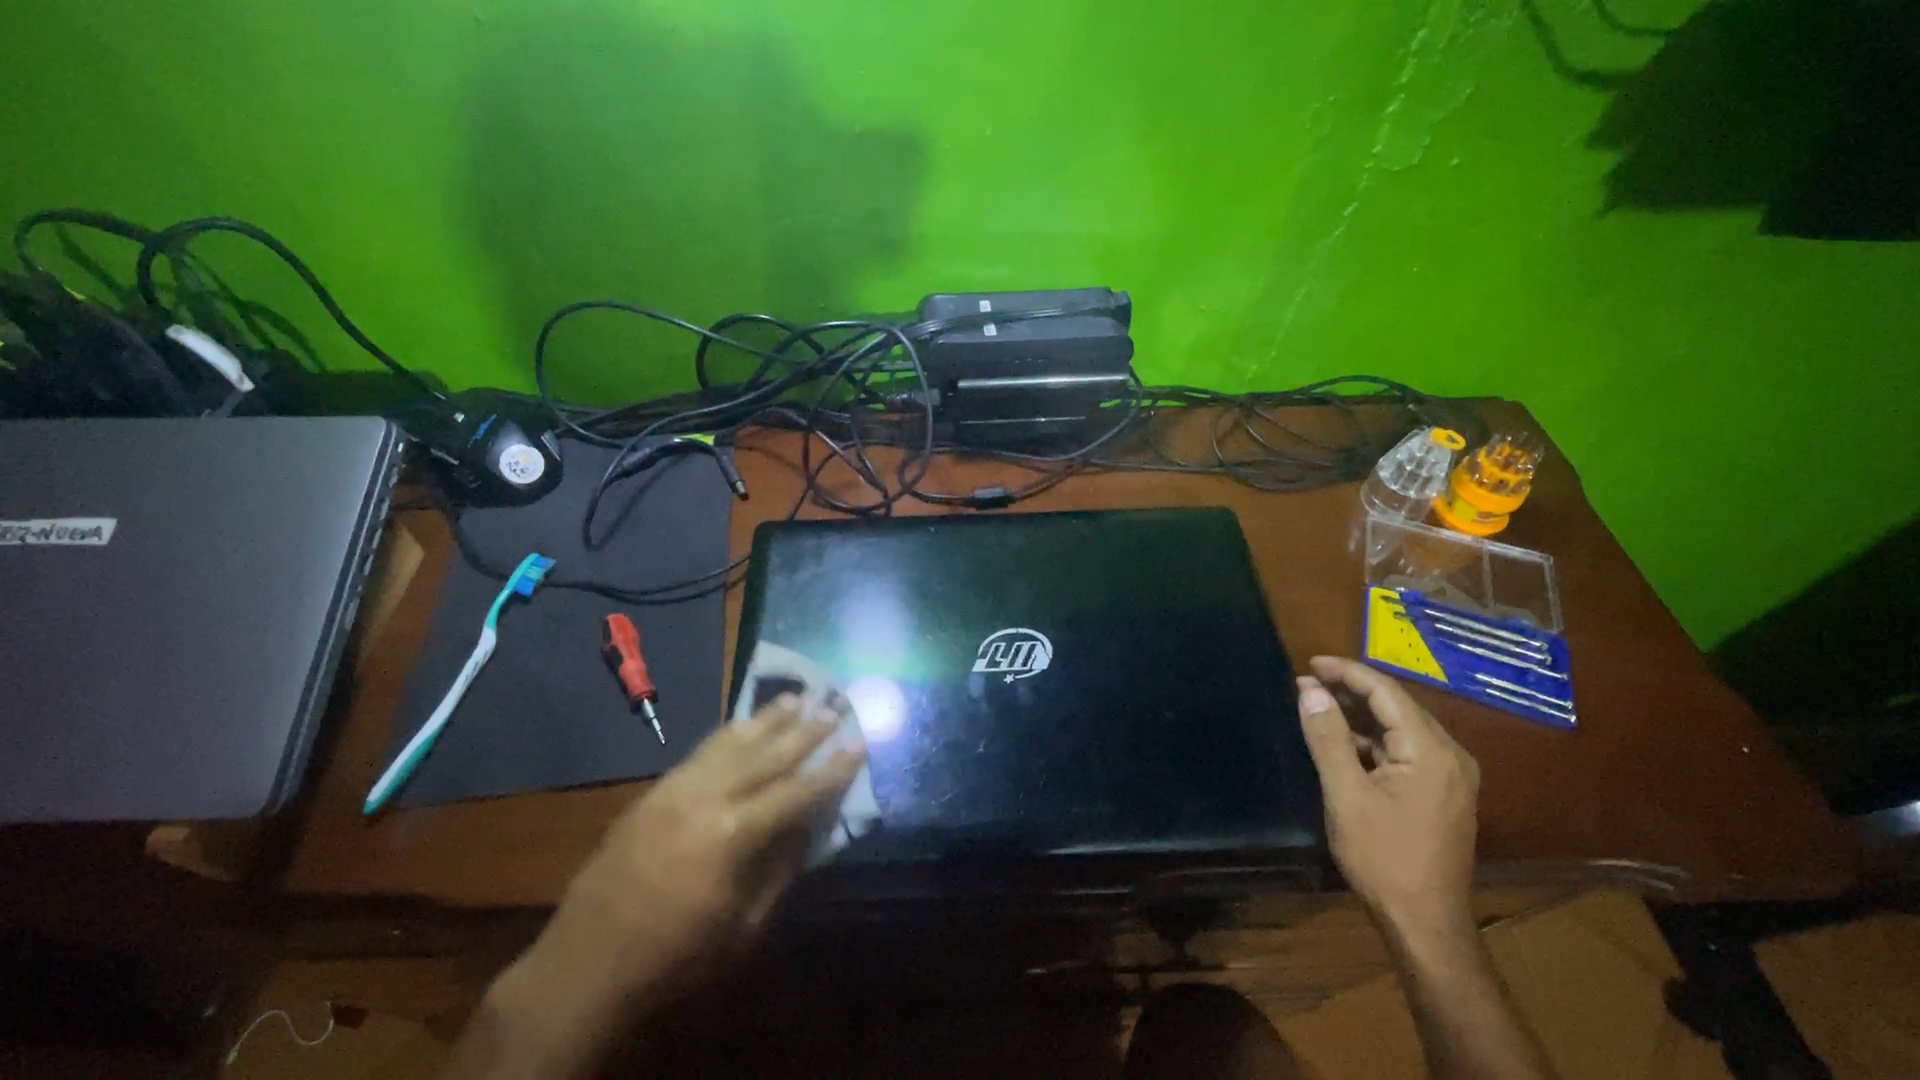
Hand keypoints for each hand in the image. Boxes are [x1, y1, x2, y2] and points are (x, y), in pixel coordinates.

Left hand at [542, 694, 865, 999]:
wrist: (586, 965)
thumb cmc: (674, 959)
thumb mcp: (742, 927)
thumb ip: (779, 871)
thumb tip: (810, 830)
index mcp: (732, 835)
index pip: (795, 793)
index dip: (831, 770)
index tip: (859, 743)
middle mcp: (704, 799)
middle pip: (765, 756)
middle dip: (803, 732)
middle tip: (833, 707)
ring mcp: (674, 791)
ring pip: (729, 744)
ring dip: (765, 721)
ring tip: (794, 698)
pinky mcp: (652, 794)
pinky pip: (698, 753)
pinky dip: (727, 735)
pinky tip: (742, 725)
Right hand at [1295, 656, 1479, 932]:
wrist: (1425, 921)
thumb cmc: (1382, 857)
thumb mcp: (1346, 794)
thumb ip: (1328, 738)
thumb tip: (1308, 689)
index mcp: (1431, 751)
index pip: (1387, 692)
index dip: (1347, 672)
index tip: (1309, 663)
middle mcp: (1451, 755)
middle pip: (1399, 706)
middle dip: (1353, 690)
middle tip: (1307, 684)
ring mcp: (1452, 776)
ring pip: (1403, 728)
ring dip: (1363, 715)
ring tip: (1320, 707)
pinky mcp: (1445, 793)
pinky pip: (1409, 751)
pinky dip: (1376, 741)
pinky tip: (1347, 744)